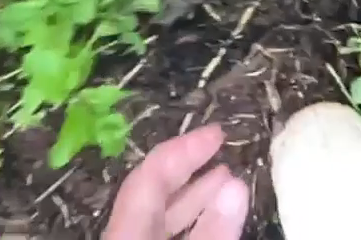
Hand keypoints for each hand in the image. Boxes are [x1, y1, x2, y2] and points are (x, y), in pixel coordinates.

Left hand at [103, 124, 250, 239]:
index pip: (150, 175)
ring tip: (228, 175)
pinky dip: (189, 219)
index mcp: (124, 231)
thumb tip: (237, 184)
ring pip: (159, 214)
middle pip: (151, 190)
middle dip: (188, 165)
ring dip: (194, 193)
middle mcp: (123, 233)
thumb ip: (211, 233)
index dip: (184, 149)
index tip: (218, 132)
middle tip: (222, 143)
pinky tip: (216, 213)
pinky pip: (162, 232)